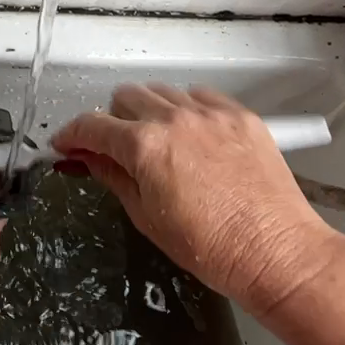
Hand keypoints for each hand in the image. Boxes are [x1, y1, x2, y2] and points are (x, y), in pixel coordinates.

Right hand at [53, 83, 344, 313]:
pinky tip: (193, 135)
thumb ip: (112, 177)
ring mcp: (209, 113)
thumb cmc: (209, 247)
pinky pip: (199, 95)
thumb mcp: (146, 217)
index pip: (91, 125)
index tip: (65, 144)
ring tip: (158, 140)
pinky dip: (187, 108)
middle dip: (112, 120)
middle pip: (124, 96)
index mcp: (143, 145)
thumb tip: (86, 159)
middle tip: (117, 147)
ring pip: (160, 91)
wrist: (278, 253)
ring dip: (149, 110)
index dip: (71, 134)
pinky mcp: (240, 115)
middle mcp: (173, 118)